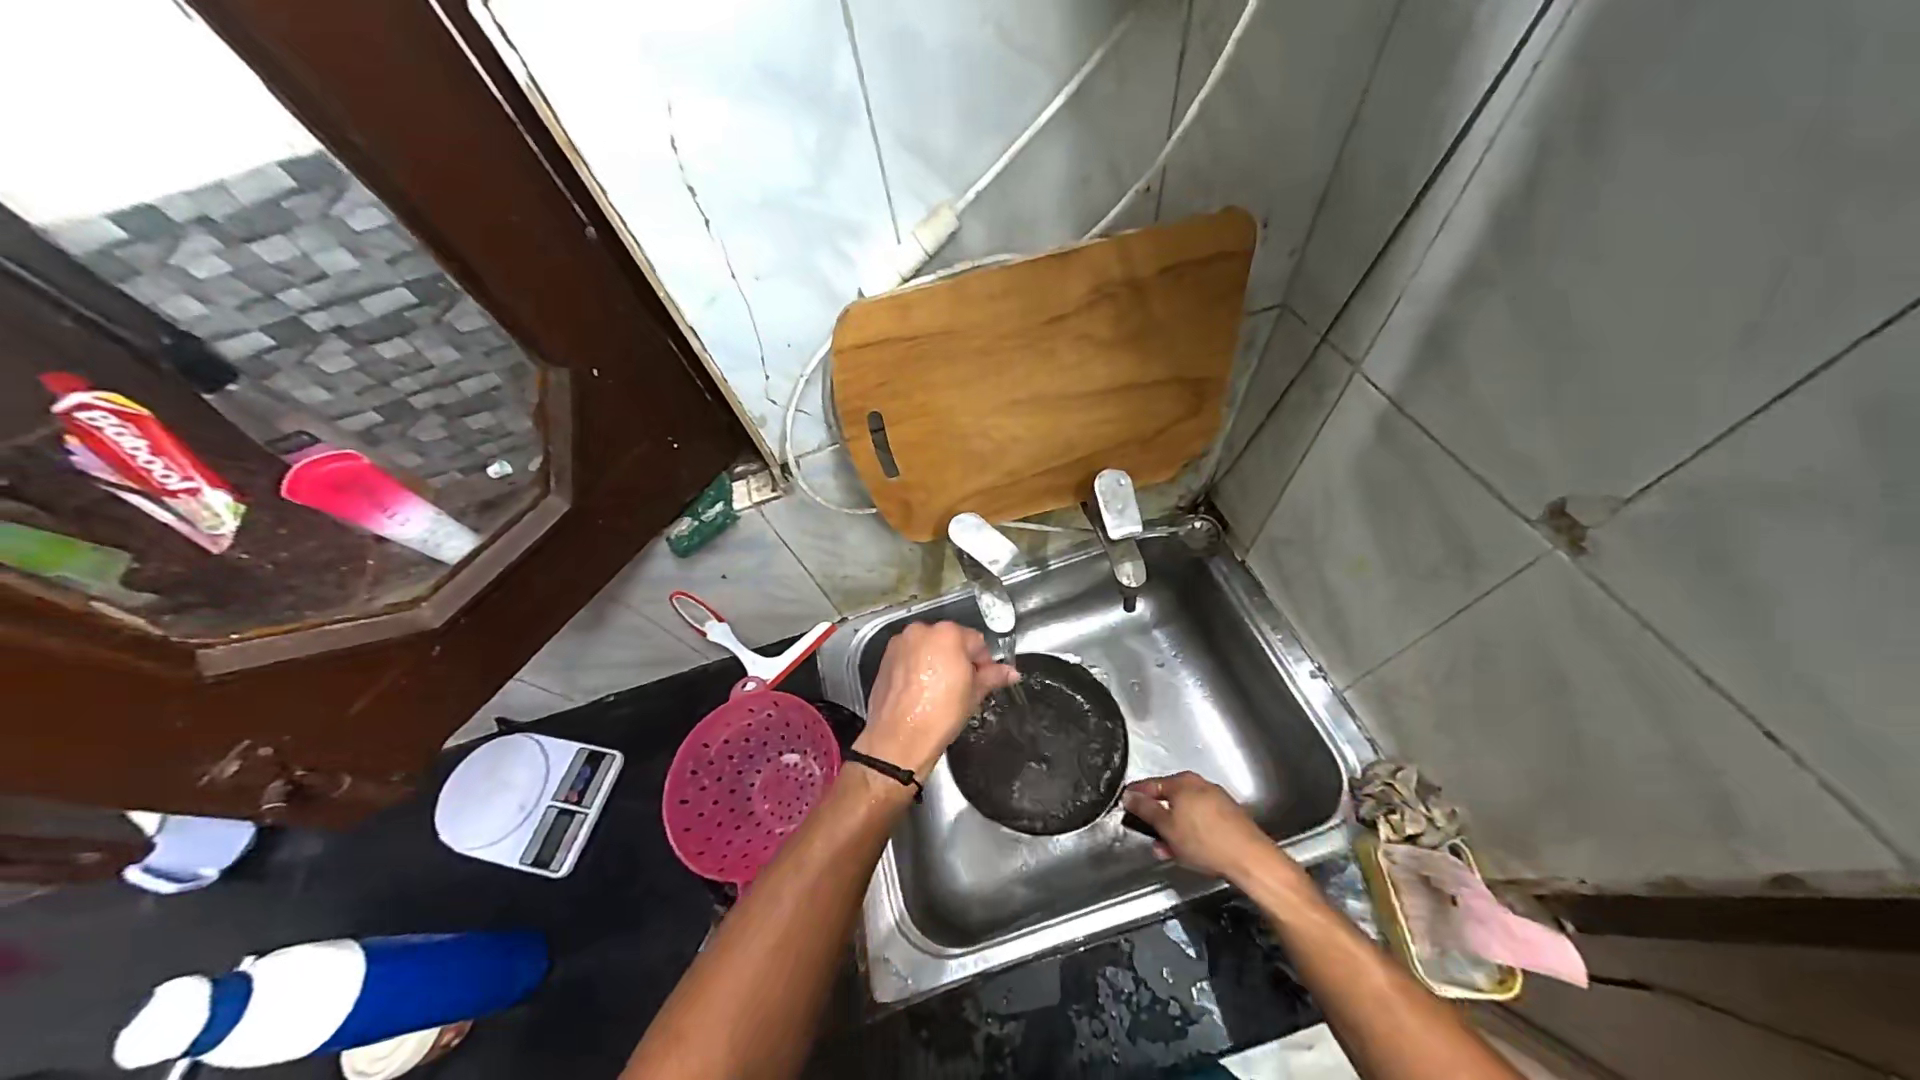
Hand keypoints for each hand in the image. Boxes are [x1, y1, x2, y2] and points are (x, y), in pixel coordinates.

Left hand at [856, 621, 1018, 777]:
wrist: (899, 739)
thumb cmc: (939, 715)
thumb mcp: (974, 694)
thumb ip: (993, 676)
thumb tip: (1010, 672)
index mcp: (948, 634)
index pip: (976, 641)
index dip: (984, 661)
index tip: (984, 678)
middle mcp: (921, 632)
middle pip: (950, 640)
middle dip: (960, 659)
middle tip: (964, 686)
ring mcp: (901, 644)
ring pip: (929, 647)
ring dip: (938, 662)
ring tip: (942, 690)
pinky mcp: (886, 658)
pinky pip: (911, 656)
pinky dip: (919, 667)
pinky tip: (922, 690)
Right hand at [1122, 772, 1284, 883]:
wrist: (1250, 860)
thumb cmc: (1206, 842)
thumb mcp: (1166, 827)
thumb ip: (1144, 809)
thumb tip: (1130, 796)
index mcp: (1182, 782)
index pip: (1150, 784)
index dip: (1135, 796)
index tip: (1126, 805)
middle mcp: (1200, 785)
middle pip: (1169, 799)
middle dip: (1158, 819)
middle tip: (1149, 835)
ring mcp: (1216, 800)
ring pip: (1185, 812)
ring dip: (1174, 830)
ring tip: (1170, 850)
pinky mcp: (1228, 817)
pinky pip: (1201, 820)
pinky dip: (1191, 832)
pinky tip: (1189, 851)